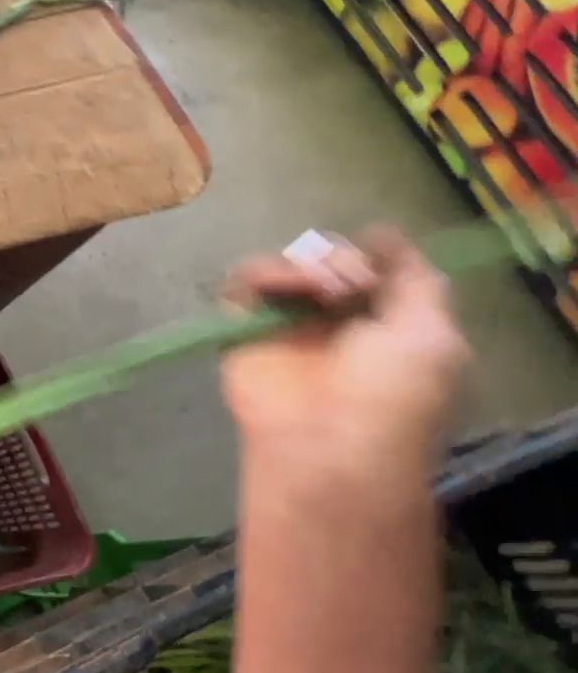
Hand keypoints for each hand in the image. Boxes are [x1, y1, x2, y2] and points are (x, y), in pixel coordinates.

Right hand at [220, 227, 467, 474]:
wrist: (326, 440)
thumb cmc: (393, 394)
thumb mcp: (432, 336)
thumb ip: (415, 282)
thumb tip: (382, 232)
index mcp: (384, 321)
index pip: (372, 267)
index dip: (374, 253)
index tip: (377, 250)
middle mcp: (332, 317)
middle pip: (325, 259)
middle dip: (339, 257)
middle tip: (348, 280)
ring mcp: (284, 322)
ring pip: (283, 265)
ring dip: (302, 263)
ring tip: (318, 284)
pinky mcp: (241, 327)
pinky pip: (241, 284)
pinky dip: (260, 273)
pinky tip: (280, 284)